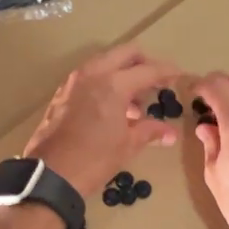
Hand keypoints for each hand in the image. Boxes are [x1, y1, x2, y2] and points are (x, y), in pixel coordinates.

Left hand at [23, 44, 181, 195]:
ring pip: (105, 62)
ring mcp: (74, 81)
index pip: (148, 70)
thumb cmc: (94, 159)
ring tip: (135, 103)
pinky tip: (112, 108)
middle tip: (157, 82)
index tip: (179, 75)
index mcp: (113, 84)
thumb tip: (170, 133)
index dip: (166, 72)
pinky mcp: (63, 93)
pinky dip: (105, 82)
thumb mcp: (127, 145)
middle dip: (144, 63)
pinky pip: (90, 76)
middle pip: (126, 53)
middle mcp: (93, 74)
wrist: (50, 175)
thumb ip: (150, 130)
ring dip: (123, 73)